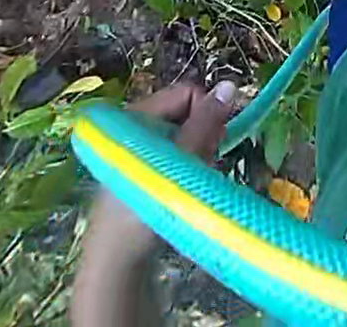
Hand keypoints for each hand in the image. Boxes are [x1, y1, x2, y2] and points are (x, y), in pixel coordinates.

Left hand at [73, 80, 235, 326]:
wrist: (117, 262)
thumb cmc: (146, 205)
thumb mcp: (180, 160)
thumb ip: (204, 122)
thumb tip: (229, 85)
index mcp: (136, 115)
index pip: (186, 93)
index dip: (207, 111)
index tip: (215, 138)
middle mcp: (136, 125)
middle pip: (187, 112)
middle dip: (204, 134)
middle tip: (206, 159)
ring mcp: (139, 146)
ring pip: (186, 132)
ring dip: (200, 150)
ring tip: (197, 175)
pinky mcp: (143, 166)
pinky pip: (178, 150)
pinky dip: (190, 162)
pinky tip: (189, 181)